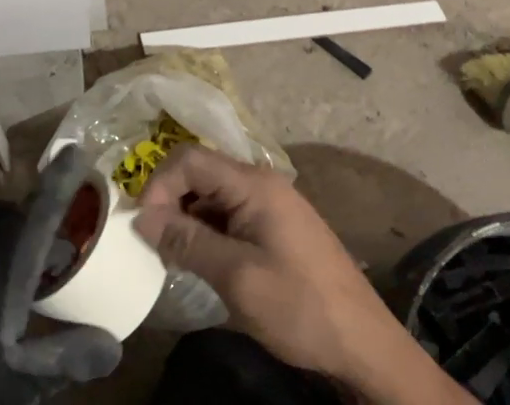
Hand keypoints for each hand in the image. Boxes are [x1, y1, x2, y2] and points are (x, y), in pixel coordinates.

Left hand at [0, 147, 119, 404]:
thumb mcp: (21, 378)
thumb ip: (69, 357)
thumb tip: (115, 343)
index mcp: (3, 264)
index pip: (38, 212)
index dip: (59, 182)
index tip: (76, 151)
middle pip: (21, 212)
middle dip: (49, 217)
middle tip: (74, 242)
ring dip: (24, 228)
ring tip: (46, 259)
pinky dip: (3, 236)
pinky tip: (12, 270)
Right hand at [132, 145, 470, 404]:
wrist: (369, 351)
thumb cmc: (301, 308)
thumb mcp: (236, 276)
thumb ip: (186, 241)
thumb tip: (140, 218)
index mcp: (254, 185)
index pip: (187, 159)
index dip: (158, 186)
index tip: (146, 226)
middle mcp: (262, 185)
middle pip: (198, 173)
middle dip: (170, 203)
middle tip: (157, 244)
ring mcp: (272, 207)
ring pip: (211, 196)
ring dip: (187, 220)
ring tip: (176, 258)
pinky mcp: (277, 230)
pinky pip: (228, 215)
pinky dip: (207, 232)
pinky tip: (203, 262)